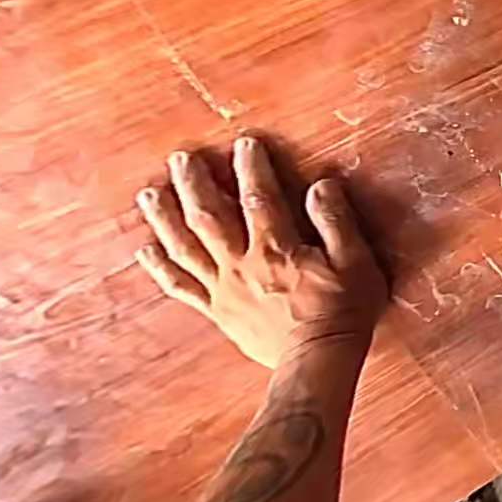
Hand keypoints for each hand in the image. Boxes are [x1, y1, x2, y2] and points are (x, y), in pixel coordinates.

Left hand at [134, 136, 386, 367]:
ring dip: (164, 217)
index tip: (245, 143)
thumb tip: (321, 185)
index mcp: (276, 249)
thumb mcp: (356, 260)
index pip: (259, 199)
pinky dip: (159, 265)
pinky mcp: (216, 309)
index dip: (251, 169)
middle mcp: (240, 264)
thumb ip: (337, 222)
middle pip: (208, 218)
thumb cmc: (345, 307)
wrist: (318, 357)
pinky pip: (179, 285)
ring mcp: (223, 288)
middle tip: (183, 158)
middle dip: (195, 184)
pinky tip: (146, 249)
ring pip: (184, 247)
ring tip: (150, 192)